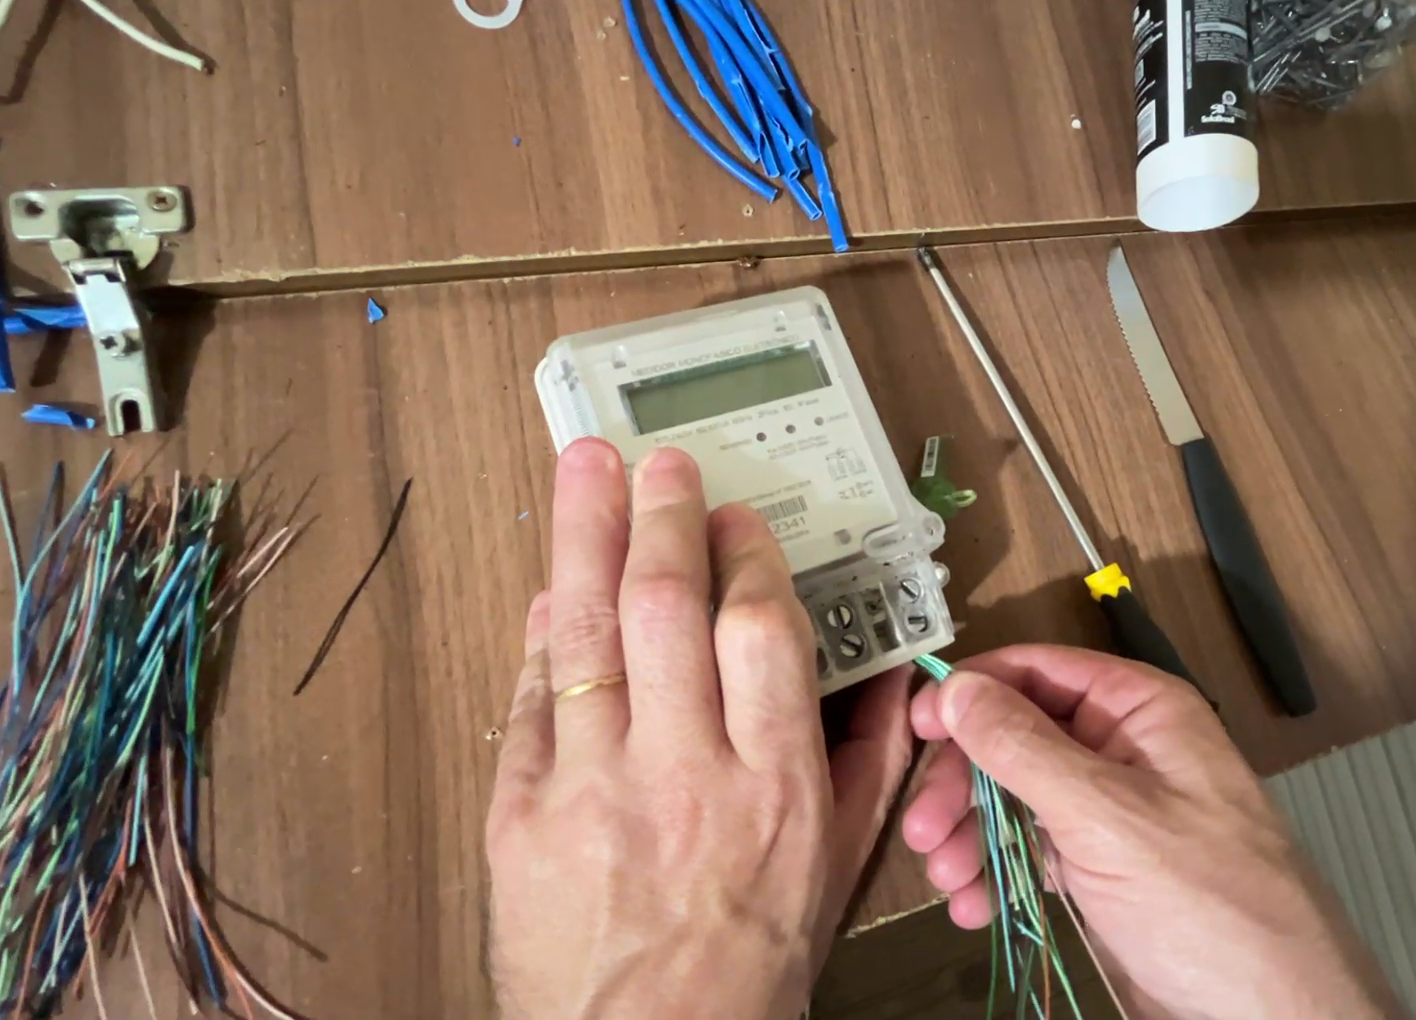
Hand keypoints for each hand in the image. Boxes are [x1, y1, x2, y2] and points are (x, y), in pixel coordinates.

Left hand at [486, 439, 912, 1019]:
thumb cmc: (756, 951)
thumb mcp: (843, 854)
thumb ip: (873, 752)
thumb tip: (895, 673)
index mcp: (772, 778)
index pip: (759, 630)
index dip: (745, 557)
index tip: (735, 518)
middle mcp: (683, 771)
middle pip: (665, 609)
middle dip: (662, 519)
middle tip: (660, 464)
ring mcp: (592, 788)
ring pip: (586, 633)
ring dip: (585, 538)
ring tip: (587, 470)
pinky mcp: (521, 814)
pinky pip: (529, 698)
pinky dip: (540, 631)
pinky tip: (552, 583)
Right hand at [902, 647, 1400, 1019]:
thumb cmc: (1205, 902)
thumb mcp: (1107, 815)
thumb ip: (1023, 746)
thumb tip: (954, 686)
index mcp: (1135, 707)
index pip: (1035, 671)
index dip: (971, 691)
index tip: (918, 726)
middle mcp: (1118, 744)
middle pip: (1015, 734)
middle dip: (965, 781)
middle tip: (922, 828)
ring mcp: (1107, 805)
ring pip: (1014, 791)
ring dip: (971, 830)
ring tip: (944, 877)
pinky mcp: (1098, 859)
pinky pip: (1031, 842)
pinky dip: (996, 866)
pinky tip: (972, 903)